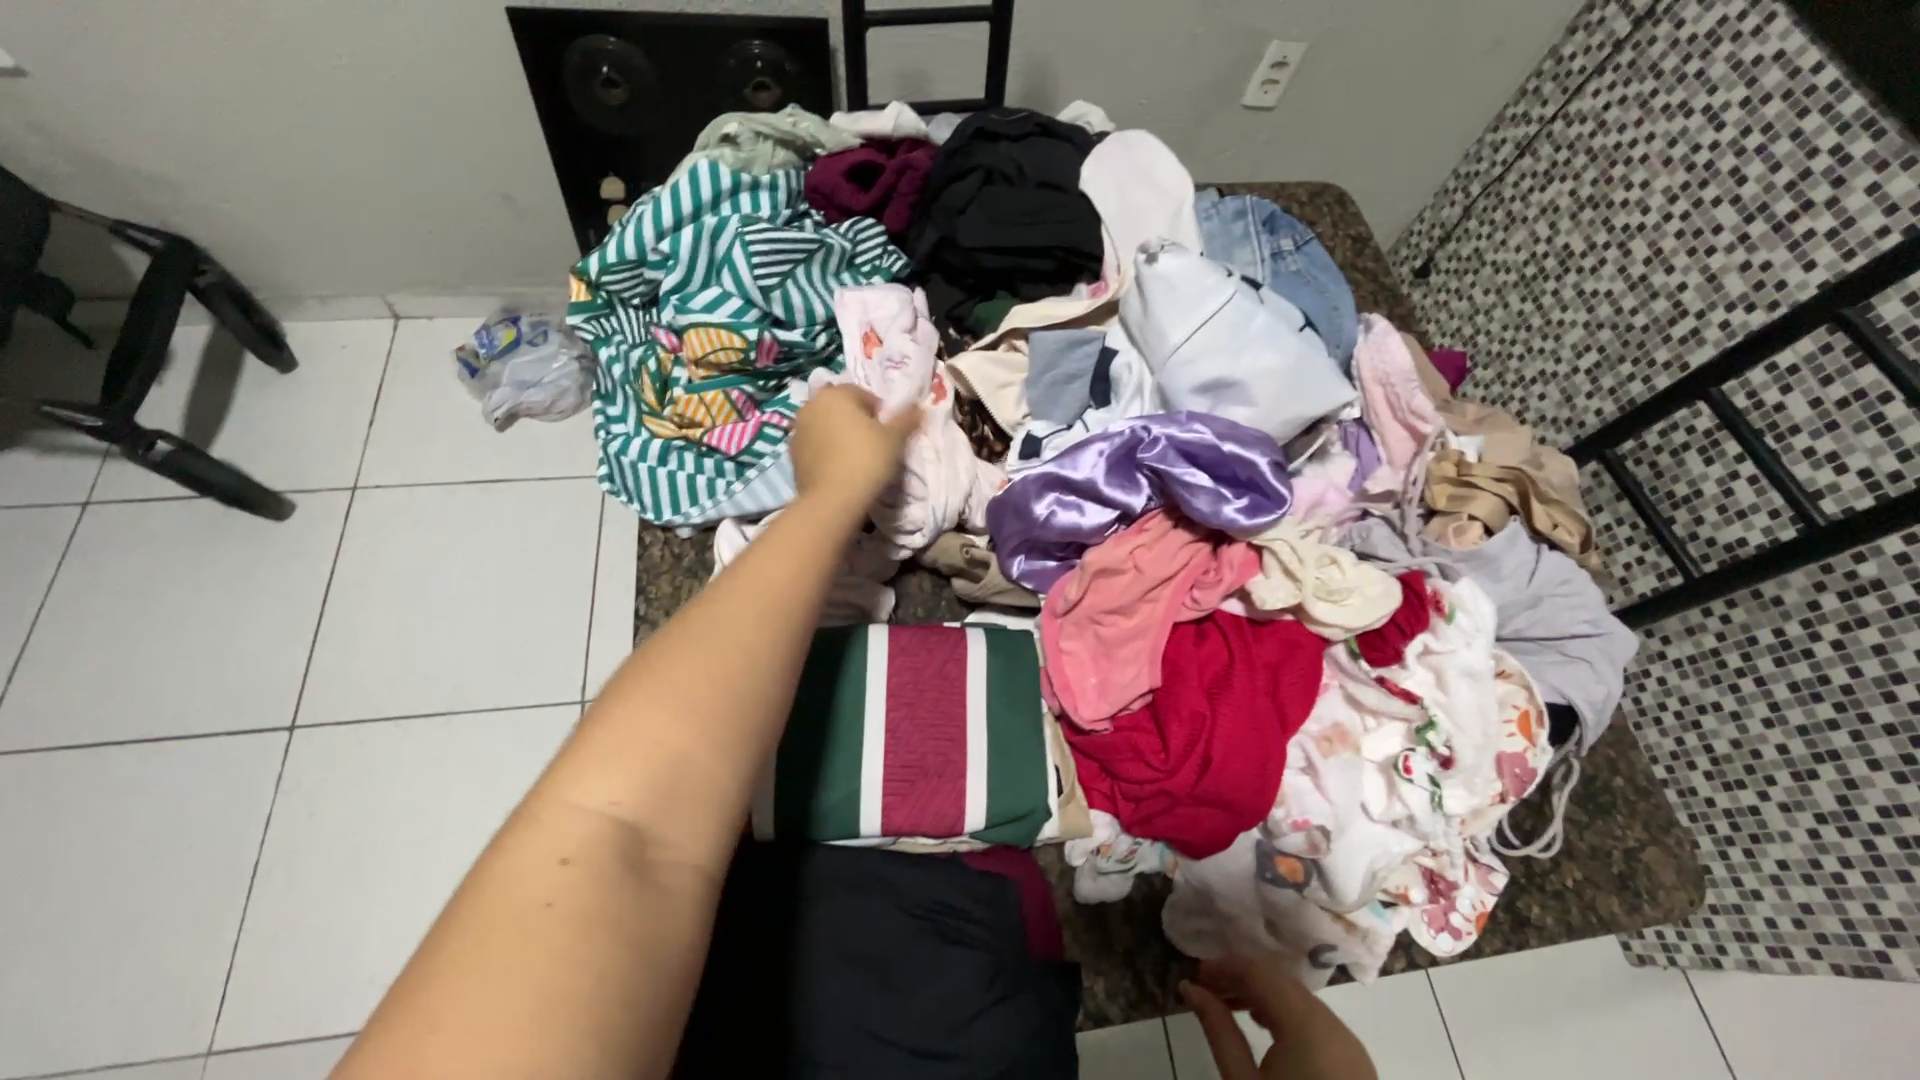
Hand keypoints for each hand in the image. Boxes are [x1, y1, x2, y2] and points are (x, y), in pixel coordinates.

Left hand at [789, 384, 921, 516]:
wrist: (832, 500)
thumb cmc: (867, 460)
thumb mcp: (895, 438)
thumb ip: (906, 419)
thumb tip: (919, 408)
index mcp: (835, 394)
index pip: (863, 395)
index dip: (879, 412)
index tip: (888, 432)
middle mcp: (811, 405)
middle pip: (840, 408)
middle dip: (856, 421)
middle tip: (873, 444)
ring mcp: (797, 430)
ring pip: (825, 427)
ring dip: (838, 435)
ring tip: (855, 458)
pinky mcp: (792, 455)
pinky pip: (815, 446)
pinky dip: (826, 452)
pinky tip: (839, 469)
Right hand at [1180, 956, 1376, 1079]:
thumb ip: (1217, 1029)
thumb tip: (1191, 988)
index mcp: (1307, 1026)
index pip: (1261, 972)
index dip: (1226, 966)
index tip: (1196, 974)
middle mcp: (1335, 1027)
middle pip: (1283, 982)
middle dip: (1243, 979)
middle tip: (1207, 989)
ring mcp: (1352, 1047)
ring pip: (1301, 1001)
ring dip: (1264, 996)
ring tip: (1229, 1007)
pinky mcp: (1358, 1066)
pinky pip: (1317, 1023)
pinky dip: (1287, 1016)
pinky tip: (1264, 1029)